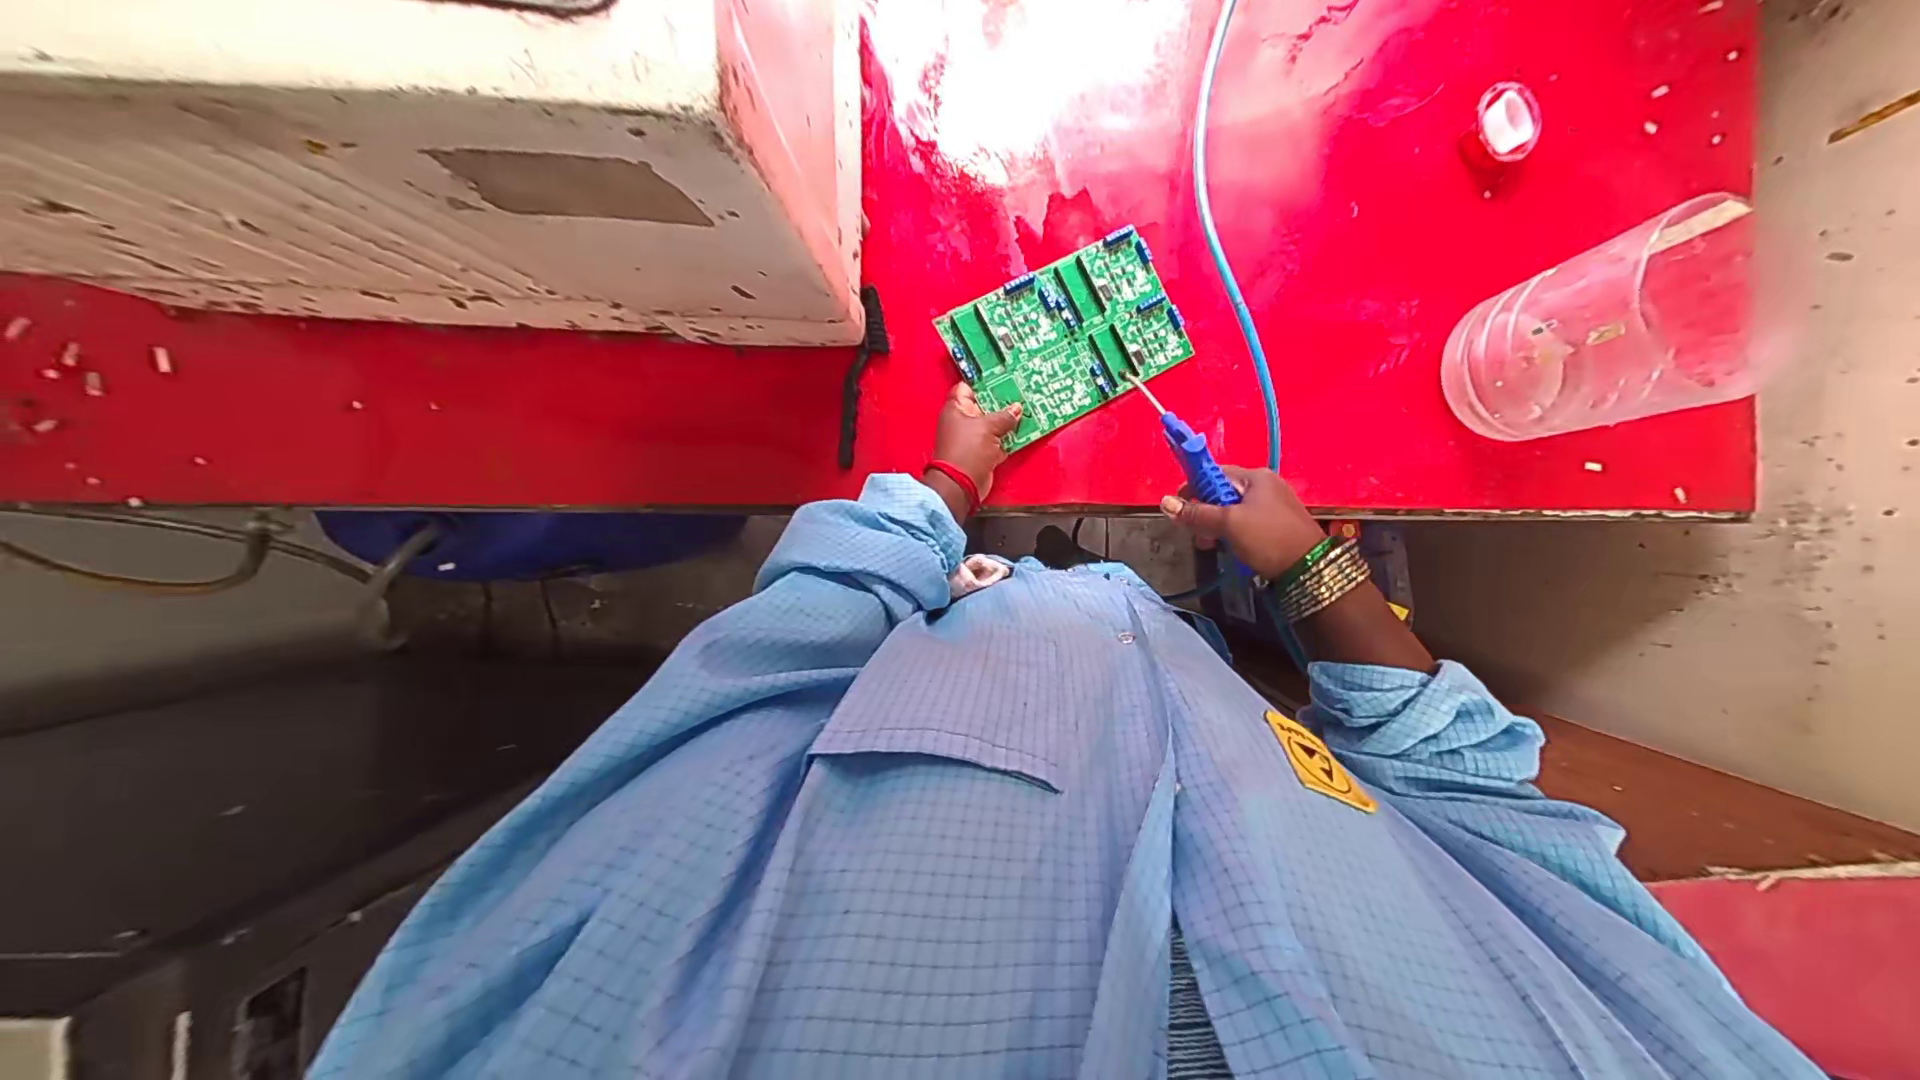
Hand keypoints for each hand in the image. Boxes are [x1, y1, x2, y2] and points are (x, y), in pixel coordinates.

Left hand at [924, 382, 1020, 515]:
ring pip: (994, 424)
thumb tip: (1016, 409)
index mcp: (956, 409)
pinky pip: (999, 441)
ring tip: (1026, 409)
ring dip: (1008, 421)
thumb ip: (1004, 416)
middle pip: (984, 405)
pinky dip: (1009, 438)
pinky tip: (1024, 430)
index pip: (967, 388)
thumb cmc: (967, 451)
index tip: (1000, 377)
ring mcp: (973, 438)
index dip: (983, 382)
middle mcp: (963, 421)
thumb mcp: (987, 427)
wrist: (962, 484)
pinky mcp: (983, 453)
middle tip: (1019, 392)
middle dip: (1001, 401)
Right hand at [1159, 466, 1324, 579]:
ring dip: (1215, 526)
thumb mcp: (1228, 524)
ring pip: (1231, 510)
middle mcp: (1264, 485)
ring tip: (1212, 544)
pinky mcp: (1275, 523)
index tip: (1180, 508)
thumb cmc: (1268, 538)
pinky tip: (1228, 547)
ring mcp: (1272, 504)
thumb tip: (1164, 502)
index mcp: (1254, 477)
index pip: (1214, 473)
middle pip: (1220, 493)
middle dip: (1204, 512)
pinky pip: (1243, 522)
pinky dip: (1231, 532)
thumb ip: (1196, 513)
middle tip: (1198, 534)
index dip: (1193, 488)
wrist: (1309, 568)